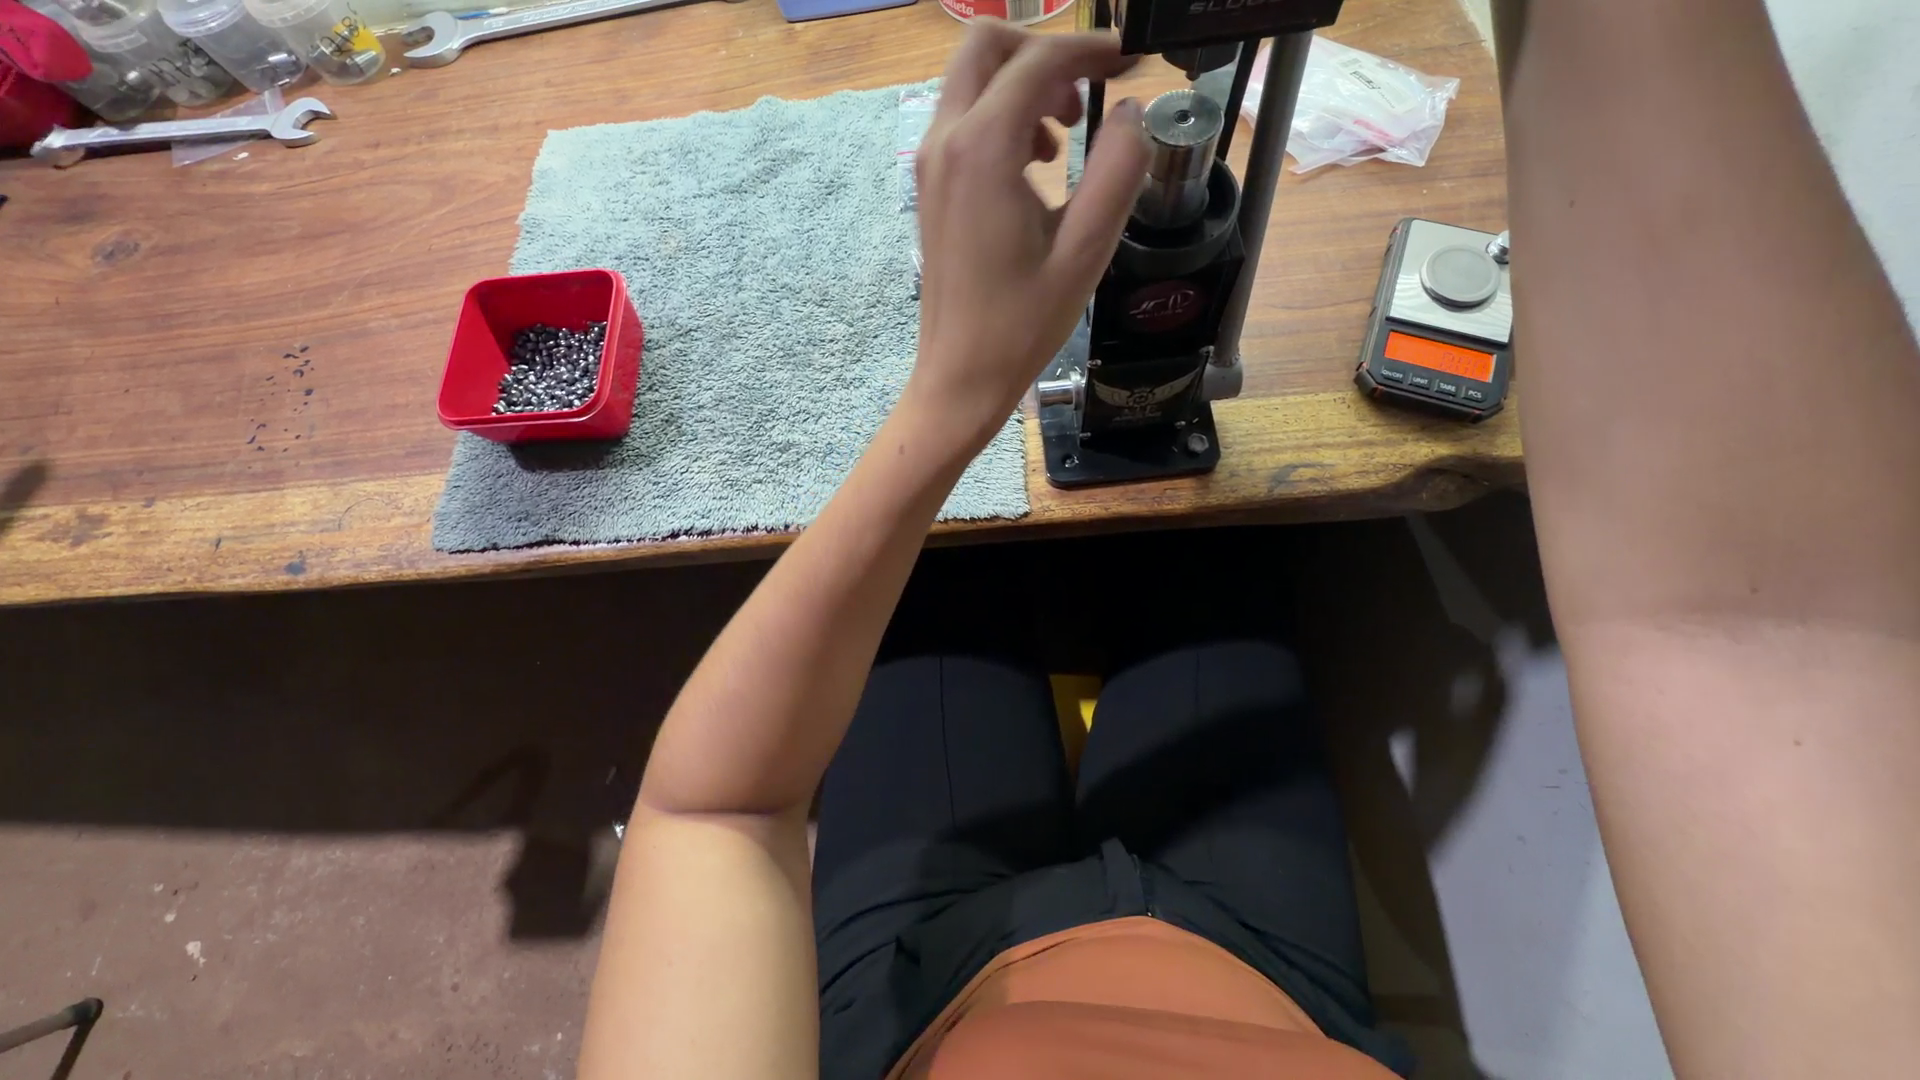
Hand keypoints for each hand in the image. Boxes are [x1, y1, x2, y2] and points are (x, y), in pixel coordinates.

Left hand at [905, 22, 1149, 449]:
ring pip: (971, 82)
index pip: (1037, 61)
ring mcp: (930, 164)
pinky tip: (1035, 168)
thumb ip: (1119, 170)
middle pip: (987, 47)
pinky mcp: (930, 187)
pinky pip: (963, 121)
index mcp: (983, 150)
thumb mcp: (1086, 250)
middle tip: (1086, 93)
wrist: (960, 374)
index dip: (1089, 48)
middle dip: (1042, 53)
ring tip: (1064, 140)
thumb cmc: (1022, 324)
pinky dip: (1001, 119)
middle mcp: (945, 142)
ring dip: (1021, 88)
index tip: (1129, 59)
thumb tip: (1132, 112)